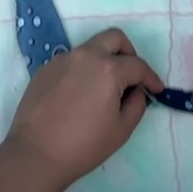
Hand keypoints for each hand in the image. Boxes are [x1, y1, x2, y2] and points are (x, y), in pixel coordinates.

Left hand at [3, 28, 163, 188]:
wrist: (35, 153)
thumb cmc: (84, 145)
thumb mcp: (121, 130)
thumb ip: (137, 104)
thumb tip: (136, 91)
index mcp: (108, 68)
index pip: (137, 65)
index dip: (151, 78)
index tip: (156, 90)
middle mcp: (86, 55)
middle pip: (114, 38)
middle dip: (129, 53)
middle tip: (131, 75)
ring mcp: (63, 59)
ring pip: (91, 48)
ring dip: (104, 60)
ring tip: (103, 88)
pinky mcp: (45, 68)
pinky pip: (71, 61)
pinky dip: (82, 71)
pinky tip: (78, 95)